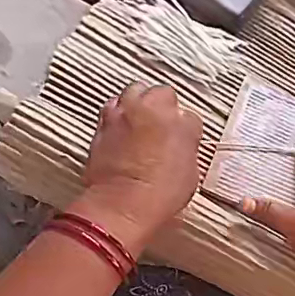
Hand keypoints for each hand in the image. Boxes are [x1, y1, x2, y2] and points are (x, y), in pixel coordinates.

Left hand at [70, 82, 204, 252]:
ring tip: (141, 121)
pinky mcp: (103, 124)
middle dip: (163, 106)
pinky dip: (118, 115)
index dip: (186, 130)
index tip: (183, 141)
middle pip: (162, 93)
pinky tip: (121, 130)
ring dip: (139, 103)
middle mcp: (154, 110)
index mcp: (182, 123)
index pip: (189, 117)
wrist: (124, 204)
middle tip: (163, 125)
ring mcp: (126, 113)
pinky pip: (112, 109)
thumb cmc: (161, 193)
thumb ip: (186, 150)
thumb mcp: (190, 174)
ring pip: (134, 92)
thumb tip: (180, 147)